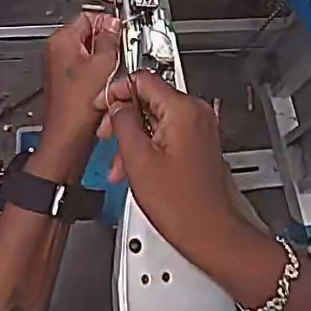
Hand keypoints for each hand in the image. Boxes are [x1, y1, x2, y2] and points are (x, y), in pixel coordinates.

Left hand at [39, 12, 119, 152]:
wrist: (69, 136)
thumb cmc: (77, 106)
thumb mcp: (103, 64)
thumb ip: (110, 39)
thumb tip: (113, 24)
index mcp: (61, 41)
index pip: (89, 16)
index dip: (108, 23)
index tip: (121, 33)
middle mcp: (57, 51)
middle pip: (90, 34)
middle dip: (107, 44)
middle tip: (119, 55)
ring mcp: (61, 66)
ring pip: (91, 52)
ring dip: (105, 60)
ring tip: (111, 73)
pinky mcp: (68, 81)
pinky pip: (88, 68)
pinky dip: (100, 73)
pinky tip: (106, 84)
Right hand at [97, 72, 280, 304]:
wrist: (209, 230)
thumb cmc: (182, 204)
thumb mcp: (138, 159)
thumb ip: (123, 123)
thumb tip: (116, 105)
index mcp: (182, 109)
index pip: (143, 79)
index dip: (116, 89)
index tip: (101, 103)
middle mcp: (195, 113)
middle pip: (149, 98)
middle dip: (123, 118)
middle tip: (106, 135)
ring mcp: (199, 127)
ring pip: (155, 119)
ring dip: (133, 137)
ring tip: (119, 163)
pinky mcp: (198, 143)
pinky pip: (166, 133)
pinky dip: (147, 146)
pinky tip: (134, 167)